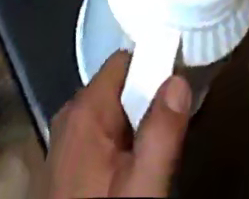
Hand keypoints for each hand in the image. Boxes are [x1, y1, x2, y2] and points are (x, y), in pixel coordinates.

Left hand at [45, 51, 193, 197]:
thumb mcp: (143, 186)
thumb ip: (161, 133)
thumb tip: (178, 80)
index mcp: (85, 109)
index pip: (123, 63)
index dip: (154, 67)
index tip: (183, 83)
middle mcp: (69, 115)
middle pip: (117, 88)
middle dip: (147, 101)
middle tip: (180, 124)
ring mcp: (65, 140)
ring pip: (109, 116)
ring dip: (136, 126)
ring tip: (165, 146)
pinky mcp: (65, 164)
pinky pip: (98, 138)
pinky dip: (120, 145)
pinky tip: (137, 169)